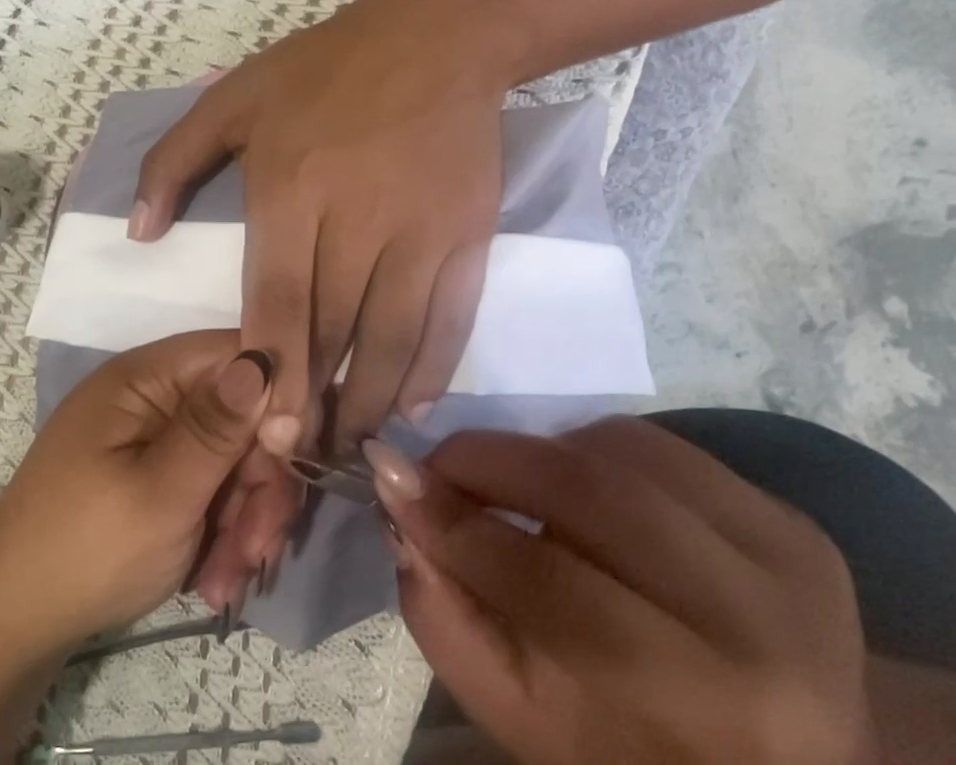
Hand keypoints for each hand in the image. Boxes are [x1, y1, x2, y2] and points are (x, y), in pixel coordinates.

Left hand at [0, 332, 270, 648]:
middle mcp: (147, 401)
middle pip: (240, 417)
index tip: (298, 451)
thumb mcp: (161, 492)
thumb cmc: (88, 549)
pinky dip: (221, 535)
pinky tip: (216, 580)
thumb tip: (263, 361)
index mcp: (140, 381)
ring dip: (244, 521)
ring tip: (229, 578)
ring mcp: (150, 443)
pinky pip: (210, 492)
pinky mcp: (153, 481)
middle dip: (259, 483)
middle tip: (259, 546)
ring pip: (233, 463)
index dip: (276, 394)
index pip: (231, 352)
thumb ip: (216, 429)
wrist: (22, 613)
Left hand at [132, 0, 509, 608]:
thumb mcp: (228, 100)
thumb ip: (173, 166)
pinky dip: (433, 366)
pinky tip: (412, 403)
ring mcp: (419, 236)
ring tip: (349, 449)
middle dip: (316, 403)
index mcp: (289, 195)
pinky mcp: (467, 238)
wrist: (441, 35)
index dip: (269, 371)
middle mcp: (354, 226)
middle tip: (298, 463)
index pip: (277, 301)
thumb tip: (138, 233)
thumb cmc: (320, 69)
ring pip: (393, 338)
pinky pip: (450, 317)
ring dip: (371, 400)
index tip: (262, 433)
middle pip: (333, 333)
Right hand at [370, 417, 877, 764]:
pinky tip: (576, 491)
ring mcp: (793, 563)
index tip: (384, 473)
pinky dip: (592, 450)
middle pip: (593, 493)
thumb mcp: (507, 703)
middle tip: (436, 464)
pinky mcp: (796, 523)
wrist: (769, 755)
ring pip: (626, 451)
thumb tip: (398, 496)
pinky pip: (664, 448)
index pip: (544, 578)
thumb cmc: (614, 740)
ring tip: (508, 486)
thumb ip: (440, 607)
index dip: (451, 518)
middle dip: (488, 459)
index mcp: (689, 696)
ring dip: (540, 452)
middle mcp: (760, 624)